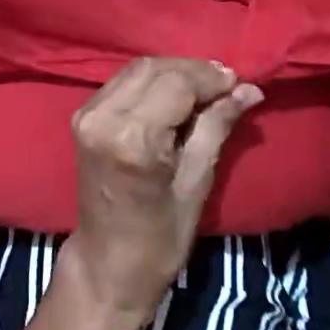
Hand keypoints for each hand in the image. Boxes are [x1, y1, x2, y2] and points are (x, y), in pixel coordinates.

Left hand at [60, 58, 263, 324]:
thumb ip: (216, 128)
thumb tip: (248, 90)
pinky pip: (121, 83)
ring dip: (172, 71)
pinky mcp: (81, 113)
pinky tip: (175, 93)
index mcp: (132, 138)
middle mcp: (103, 116)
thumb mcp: (197, 183)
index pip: (175, 84)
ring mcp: (87, 112)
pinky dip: (150, 80)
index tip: (239, 82)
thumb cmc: (160, 236)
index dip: (209, 78)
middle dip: (192, 70)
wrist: (107, 259)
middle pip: (152, 69)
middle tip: (227, 83)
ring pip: (135, 70)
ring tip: (207, 86)